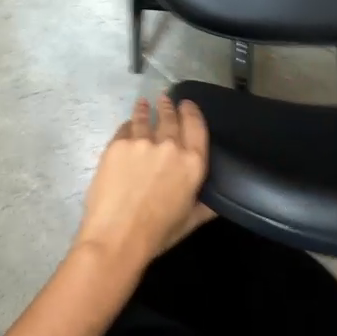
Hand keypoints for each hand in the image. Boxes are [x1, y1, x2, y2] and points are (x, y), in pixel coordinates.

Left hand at [74, 98, 214, 267]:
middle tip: (165, 99)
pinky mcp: (118, 143)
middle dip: (168, 107)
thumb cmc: (157, 234)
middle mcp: (170, 146)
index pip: (196, 126)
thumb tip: (219, 203)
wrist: (117, 236)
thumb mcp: (189, 222)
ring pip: (145, 118)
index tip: (187, 104)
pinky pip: (125, 128)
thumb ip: (205, 207)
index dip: (192, 112)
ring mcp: (142, 141)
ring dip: (145, 109)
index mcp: (192, 163)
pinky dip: (128, 125)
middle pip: (170, 118)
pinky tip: (127, 124)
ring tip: (144, 103)